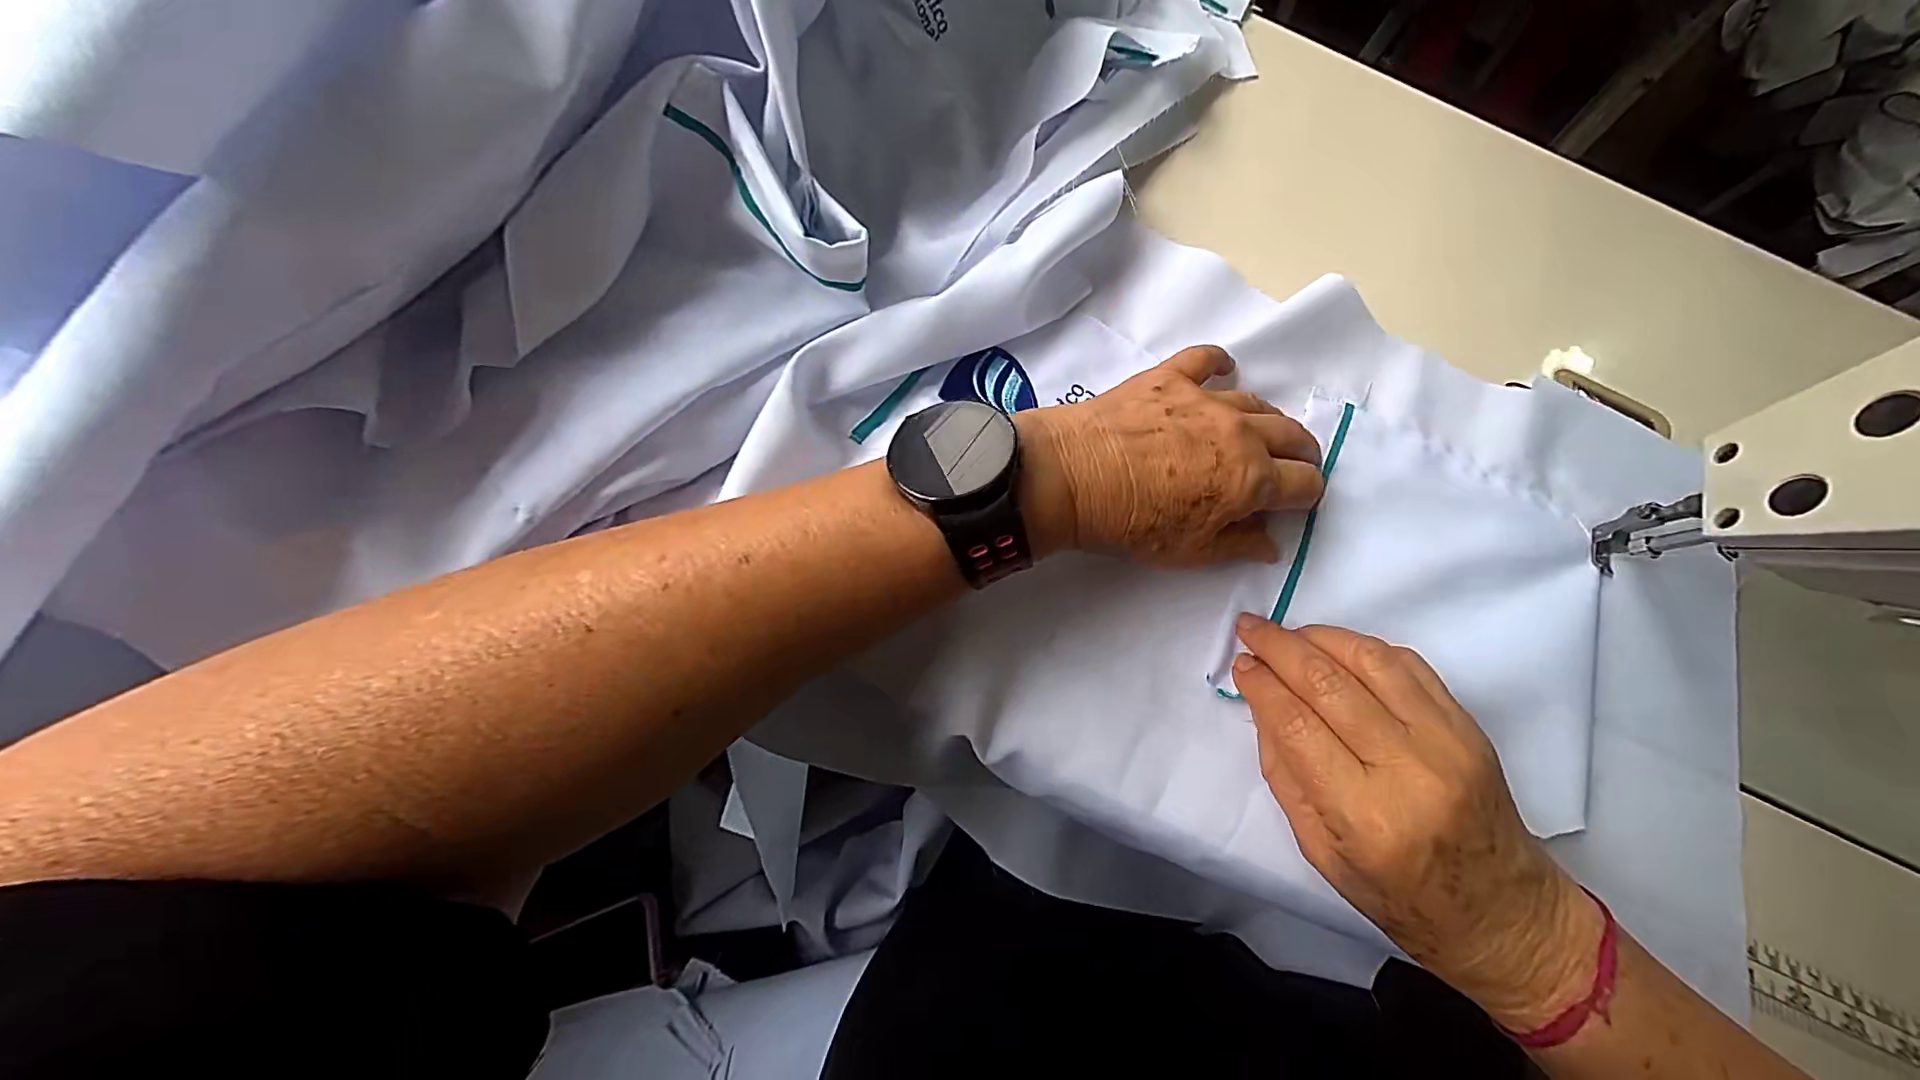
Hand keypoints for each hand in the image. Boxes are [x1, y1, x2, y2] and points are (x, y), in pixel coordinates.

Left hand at [1013, 346, 1323, 564]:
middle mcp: (1239, 431)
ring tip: (1257, 433)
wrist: (1072, 477)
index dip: (1304, 497)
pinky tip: (1223, 370)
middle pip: (1291, 437)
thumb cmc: (1130, 523)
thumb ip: (1238, 545)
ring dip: (1265, 420)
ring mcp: (1204, 400)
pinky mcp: (1168, 378)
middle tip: (1288, 468)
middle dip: (1298, 456)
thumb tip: (1272, 543)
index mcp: (1251, 478)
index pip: (1303, 484)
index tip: (1292, 503)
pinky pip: (1205, 359)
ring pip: (1255, 401)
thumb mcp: (1189, 552)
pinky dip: (1218, 363)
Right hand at [1230, 618, 1606, 1031]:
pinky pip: (1410, 666)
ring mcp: (1448, 743)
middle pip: (1328, 684)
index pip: (1297, 724)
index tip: (1240, 664)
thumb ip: (1284, 772)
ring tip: (1287, 633)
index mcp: (1364, 815)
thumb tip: (1262, 704)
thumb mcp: (1317, 848)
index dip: (1261, 685)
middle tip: (1249, 629)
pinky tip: (1335, 647)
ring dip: (1319, 637)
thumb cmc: (1397, 893)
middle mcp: (1410, 771)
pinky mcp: (1470, 728)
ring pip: (1372, 661)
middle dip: (1279, 647)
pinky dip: (1364, 646)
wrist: (1504, 912)